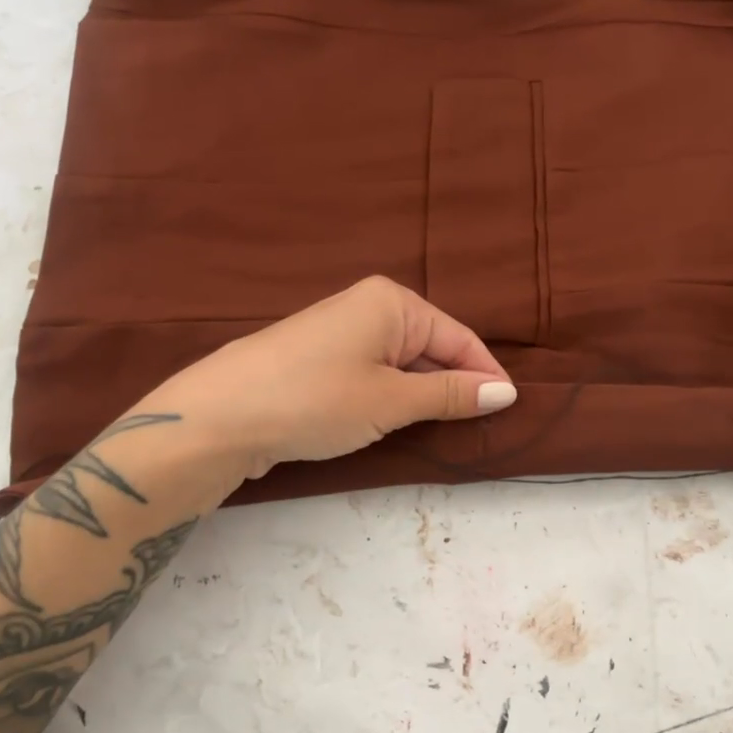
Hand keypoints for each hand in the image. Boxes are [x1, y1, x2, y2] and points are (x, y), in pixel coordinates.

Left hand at [138, 276, 516, 476]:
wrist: (221, 416)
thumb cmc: (316, 400)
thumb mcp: (392, 401)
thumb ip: (450, 394)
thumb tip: (505, 392)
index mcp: (393, 302)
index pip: (460, 338)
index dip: (487, 376)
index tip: (511, 411)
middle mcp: (369, 306)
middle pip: (432, 347)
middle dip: (455, 385)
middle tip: (477, 429)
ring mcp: (340, 332)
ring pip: (402, 363)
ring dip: (423, 394)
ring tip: (442, 430)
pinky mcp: (319, 359)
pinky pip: (374, 372)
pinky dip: (392, 396)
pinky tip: (395, 422)